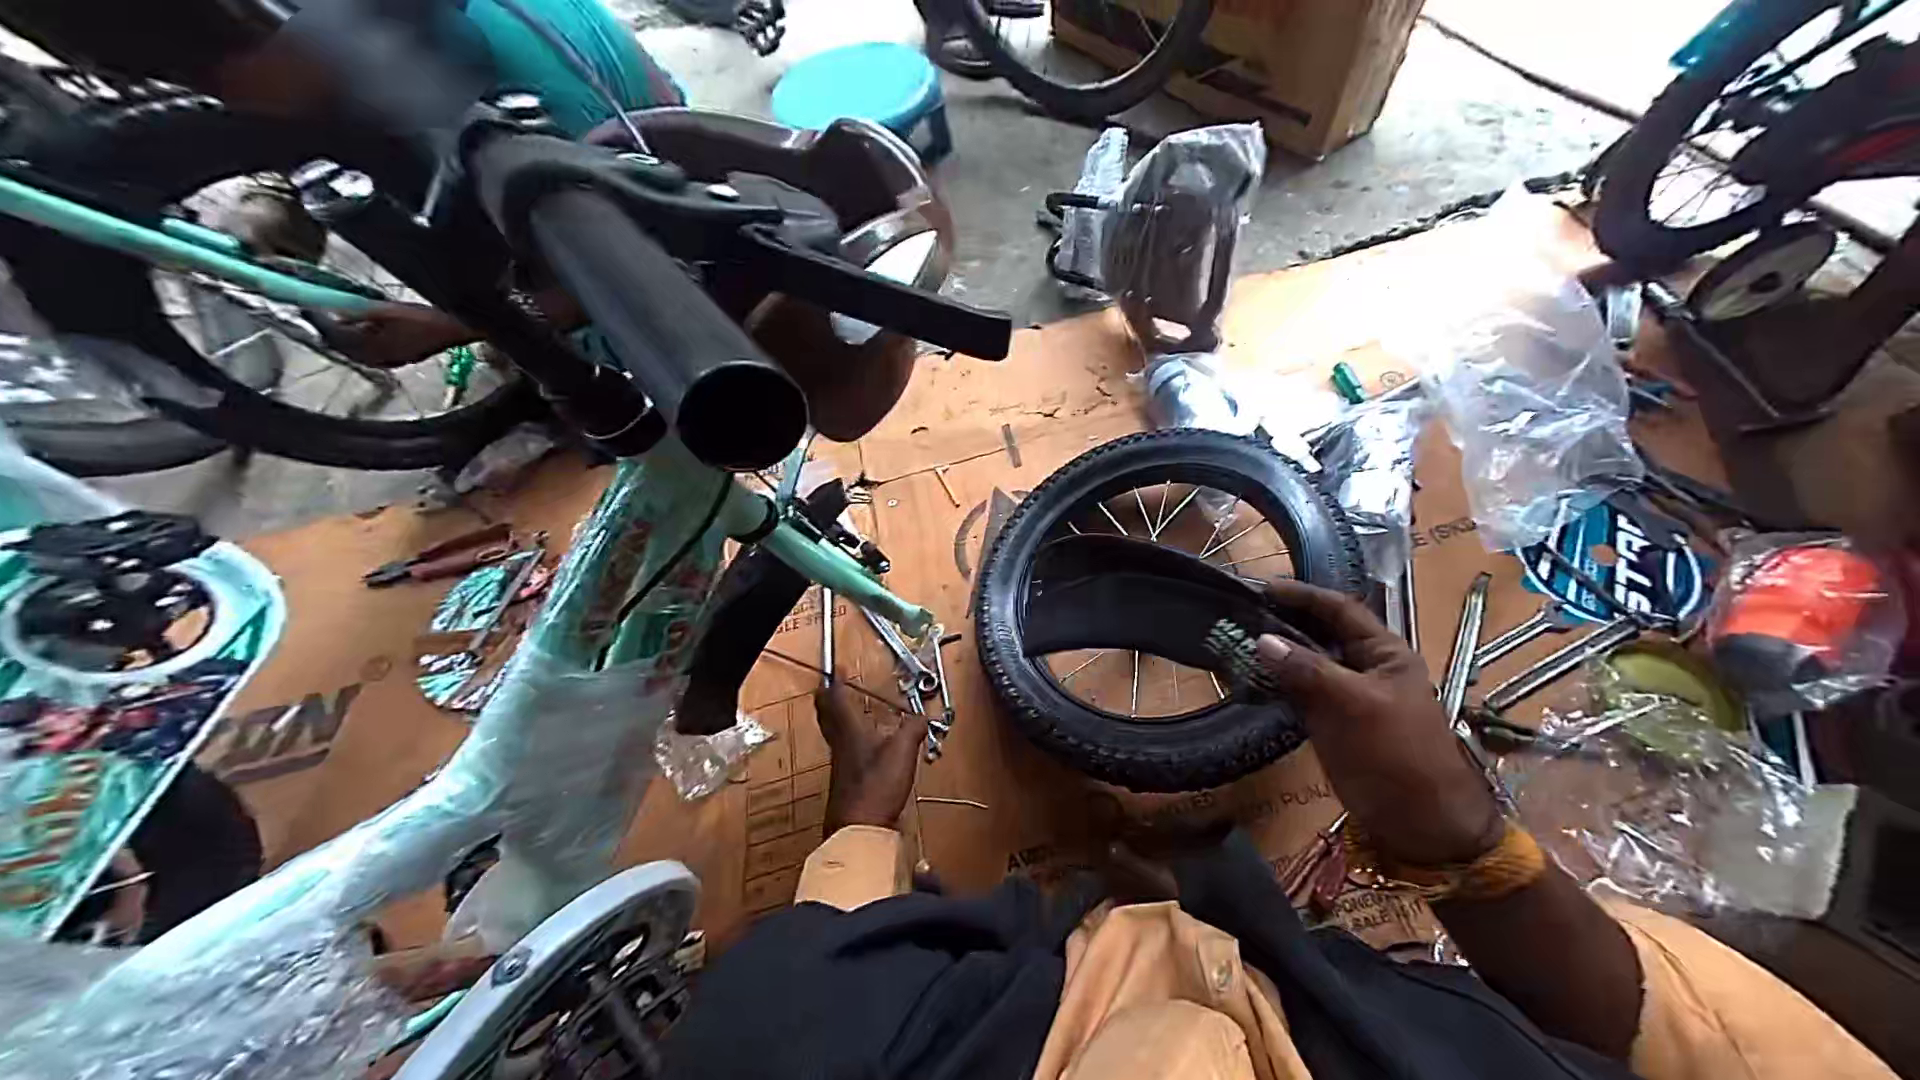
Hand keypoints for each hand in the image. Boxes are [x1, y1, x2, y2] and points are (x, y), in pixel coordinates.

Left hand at [816, 673, 927, 832]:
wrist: (858, 828)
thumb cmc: (876, 787)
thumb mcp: (902, 752)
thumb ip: (913, 729)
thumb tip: (922, 716)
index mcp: (849, 731)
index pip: (836, 699)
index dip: (836, 681)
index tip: (838, 668)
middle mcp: (840, 744)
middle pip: (826, 715)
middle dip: (828, 697)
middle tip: (834, 686)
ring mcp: (841, 763)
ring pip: (833, 731)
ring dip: (837, 717)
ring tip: (848, 709)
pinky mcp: (846, 779)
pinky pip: (843, 749)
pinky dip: (849, 737)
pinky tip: (862, 743)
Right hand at [1254, 580, 1502, 866]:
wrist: (1418, 821)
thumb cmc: (1398, 754)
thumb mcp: (1356, 705)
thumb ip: (1307, 669)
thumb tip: (1262, 640)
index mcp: (1383, 653)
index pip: (1339, 610)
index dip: (1303, 596)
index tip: (1263, 587)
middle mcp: (1361, 666)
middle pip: (1317, 632)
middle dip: (1281, 619)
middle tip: (1240, 609)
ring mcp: (1342, 693)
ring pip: (1302, 660)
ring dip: (1272, 650)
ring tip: (1233, 637)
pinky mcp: (1325, 718)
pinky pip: (1294, 689)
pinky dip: (1270, 679)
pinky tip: (1244, 673)